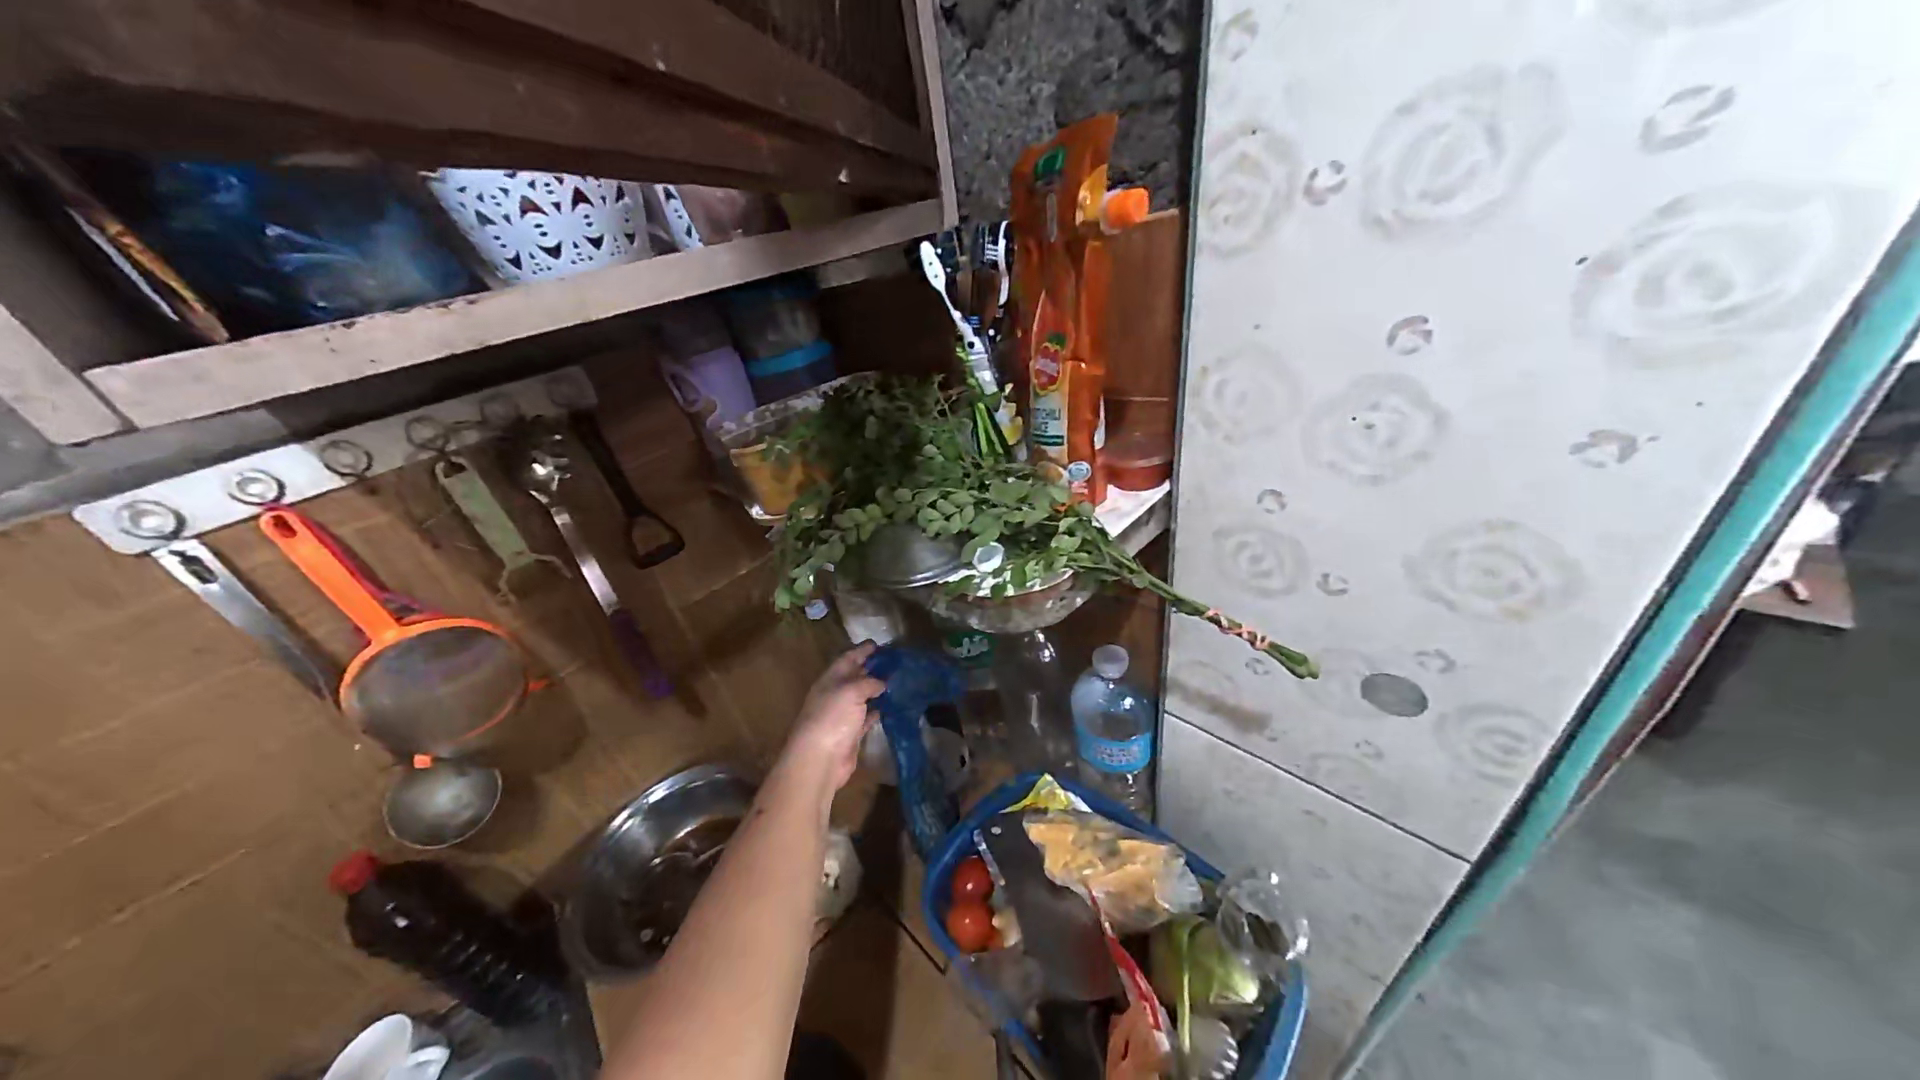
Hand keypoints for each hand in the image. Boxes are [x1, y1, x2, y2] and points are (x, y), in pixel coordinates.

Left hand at [782, 642, 885, 790]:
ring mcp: (842, 716)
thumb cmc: (832, 717)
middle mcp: (835, 695)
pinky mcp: (851, 734)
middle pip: (854, 677)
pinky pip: (866, 718)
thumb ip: (868, 682)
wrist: (820, 758)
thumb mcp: (851, 691)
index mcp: (830, 680)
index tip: (877, 643)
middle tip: (892, 661)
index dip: (861, 651)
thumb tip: (882, 682)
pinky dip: (876, 711)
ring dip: (875, 690)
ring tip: (895, 681)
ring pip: (861, 697)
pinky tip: (889, 707)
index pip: (847, 659)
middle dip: (870, 668)